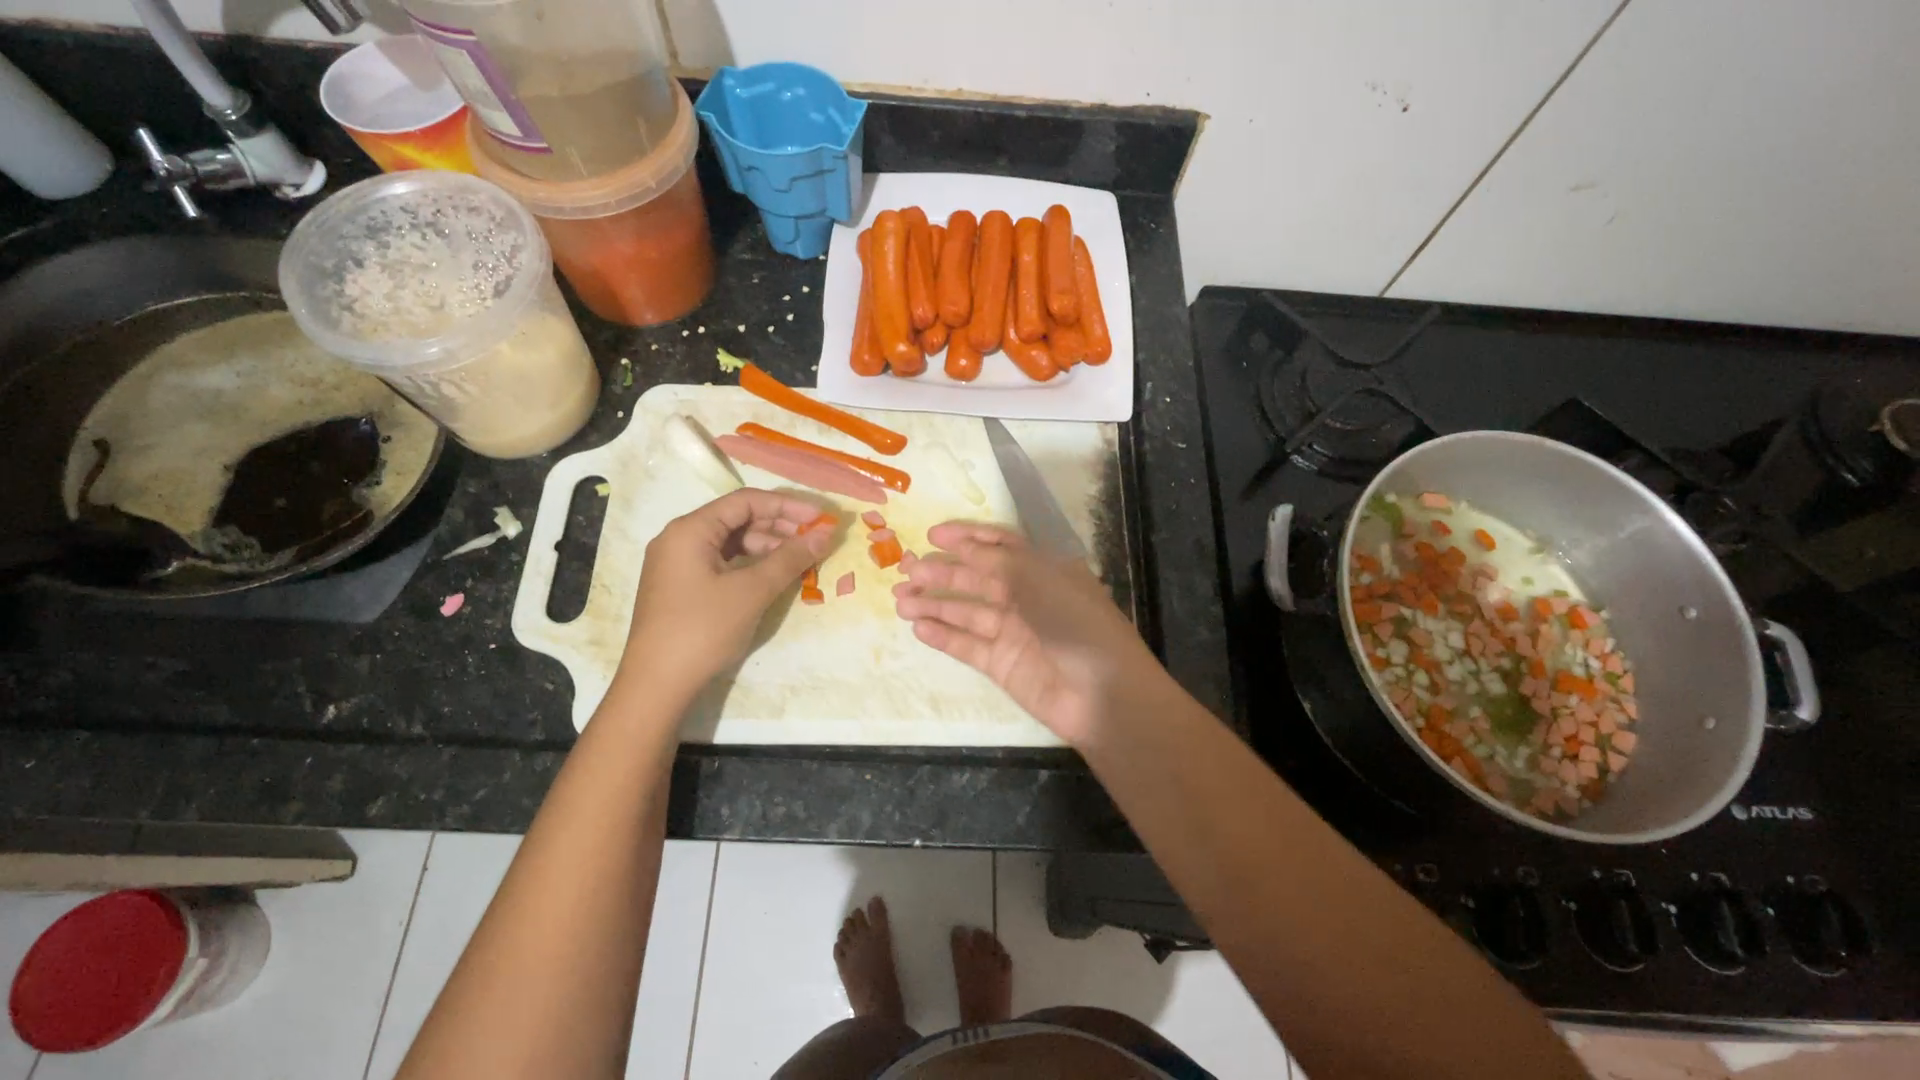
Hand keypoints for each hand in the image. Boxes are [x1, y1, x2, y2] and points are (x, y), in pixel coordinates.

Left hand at [622, 489, 831, 693]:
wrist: (657, 684)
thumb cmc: (703, 629)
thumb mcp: (752, 591)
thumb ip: (790, 558)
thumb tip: (827, 533)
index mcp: (690, 530)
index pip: (745, 501)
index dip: (787, 506)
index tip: (821, 518)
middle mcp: (679, 539)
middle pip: (737, 519)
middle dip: (779, 527)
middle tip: (815, 541)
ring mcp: (677, 565)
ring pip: (730, 543)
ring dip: (767, 548)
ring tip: (799, 562)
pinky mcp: (680, 588)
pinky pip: (721, 563)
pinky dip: (749, 566)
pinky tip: (773, 578)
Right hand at [892, 522, 1158, 744]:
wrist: (1102, 692)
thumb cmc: (1075, 623)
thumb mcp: (1037, 580)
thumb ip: (997, 562)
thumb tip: (963, 550)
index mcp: (1044, 570)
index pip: (1000, 546)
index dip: (968, 538)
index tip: (933, 535)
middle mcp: (1027, 597)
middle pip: (977, 578)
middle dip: (941, 573)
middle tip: (905, 570)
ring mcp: (1013, 632)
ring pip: (966, 612)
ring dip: (934, 604)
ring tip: (900, 600)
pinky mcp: (1002, 665)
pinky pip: (966, 645)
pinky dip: (943, 635)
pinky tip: (918, 627)